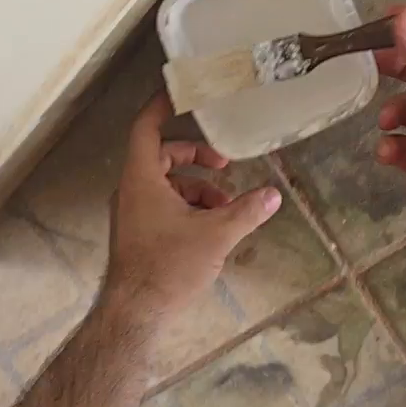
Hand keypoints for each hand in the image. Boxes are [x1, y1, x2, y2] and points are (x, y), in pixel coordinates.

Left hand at [101, 92, 281, 321]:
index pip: (146, 128)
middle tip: (226, 165)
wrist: (136, 313)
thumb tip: (274, 195)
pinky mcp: (137, 233)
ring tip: (227, 208)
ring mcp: (131, 213)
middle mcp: (131, 190)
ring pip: (166, 184)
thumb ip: (246, 211)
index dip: (162, 106)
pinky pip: (162, 205)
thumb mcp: (216, 235)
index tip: (181, 93)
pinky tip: (212, 227)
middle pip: (163, 156)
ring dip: (197, 188)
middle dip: (197, 158)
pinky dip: (187, 207)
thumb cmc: (169, 266)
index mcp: (142, 178)